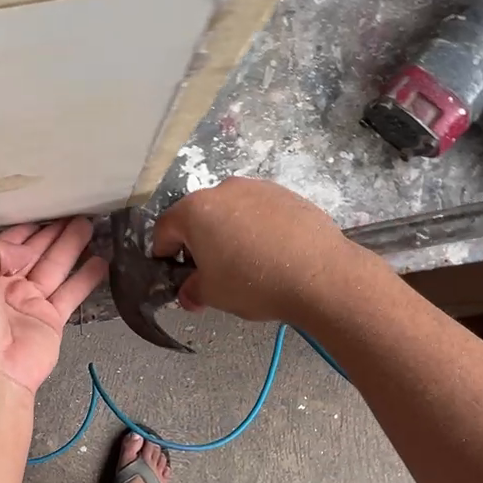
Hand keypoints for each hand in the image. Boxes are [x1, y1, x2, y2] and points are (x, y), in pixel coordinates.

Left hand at [0, 217, 107, 391]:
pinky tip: (100, 260)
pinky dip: (86, 277)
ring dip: (71, 246)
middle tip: (75, 210)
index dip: (24, 228)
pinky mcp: (50, 321)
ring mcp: (27, 305)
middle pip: (32, 253)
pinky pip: (70, 293)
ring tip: (91, 223)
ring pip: (54, 268)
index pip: (3, 245)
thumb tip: (24, 249)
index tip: (44, 209)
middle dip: (52, 232)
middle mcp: (2, 289)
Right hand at [152, 178, 361, 322]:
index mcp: (195, 210)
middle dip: (198, 243)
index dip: (163, 254)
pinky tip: (270, 255)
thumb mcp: (212, 294)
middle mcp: (223, 189)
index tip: (174, 274)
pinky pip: (259, 212)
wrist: (319, 274)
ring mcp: (258, 188)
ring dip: (228, 234)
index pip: (164, 229)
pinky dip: (256, 230)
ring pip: (230, 212)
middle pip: (198, 216)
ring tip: (245, 265)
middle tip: (210, 273)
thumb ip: (192, 290)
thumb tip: (189, 293)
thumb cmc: (254, 282)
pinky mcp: (286, 194)